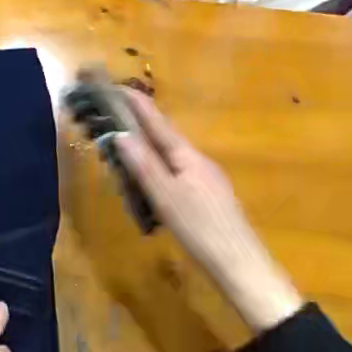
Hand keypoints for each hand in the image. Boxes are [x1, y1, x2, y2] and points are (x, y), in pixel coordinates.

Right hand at [111, 89, 303, 332]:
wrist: (242, 267)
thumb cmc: (201, 230)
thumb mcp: (166, 197)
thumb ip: (143, 165)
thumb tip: (120, 133)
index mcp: (187, 156)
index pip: (157, 121)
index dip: (135, 102)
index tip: (114, 84)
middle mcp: (198, 160)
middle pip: (163, 135)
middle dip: (137, 123)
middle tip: (109, 118)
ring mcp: (205, 178)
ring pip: (168, 155)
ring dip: (144, 147)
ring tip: (121, 149)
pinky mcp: (207, 196)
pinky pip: (174, 171)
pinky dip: (155, 167)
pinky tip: (146, 182)